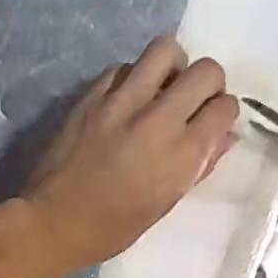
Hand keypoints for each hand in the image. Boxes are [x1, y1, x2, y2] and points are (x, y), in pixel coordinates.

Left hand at [19, 36, 238, 269]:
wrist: (53, 222)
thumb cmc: (113, 227)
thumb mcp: (165, 204)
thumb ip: (198, 166)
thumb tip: (222, 137)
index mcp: (182, 153)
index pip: (225, 108)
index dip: (223, 114)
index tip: (211, 123)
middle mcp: (158, 118)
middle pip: (206, 71)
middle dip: (209, 84)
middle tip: (193, 102)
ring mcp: (122, 102)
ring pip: (165, 50)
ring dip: (172, 66)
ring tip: (163, 89)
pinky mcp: (92, 96)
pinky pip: (123, 68)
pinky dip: (133, 78)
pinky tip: (126, 100)